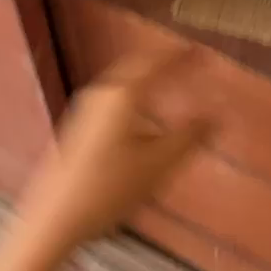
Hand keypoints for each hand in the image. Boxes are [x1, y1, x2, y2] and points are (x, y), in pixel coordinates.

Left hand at [16, 52, 209, 252]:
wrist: (54, 219)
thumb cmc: (109, 189)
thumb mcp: (159, 165)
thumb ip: (190, 137)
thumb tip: (216, 116)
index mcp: (122, 95)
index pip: (156, 62)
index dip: (181, 55)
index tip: (201, 50)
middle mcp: (102, 94)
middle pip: (137, 67)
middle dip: (164, 62)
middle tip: (189, 61)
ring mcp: (86, 110)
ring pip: (124, 82)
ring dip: (149, 78)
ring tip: (172, 81)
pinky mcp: (80, 127)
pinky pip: (115, 97)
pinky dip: (137, 94)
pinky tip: (145, 113)